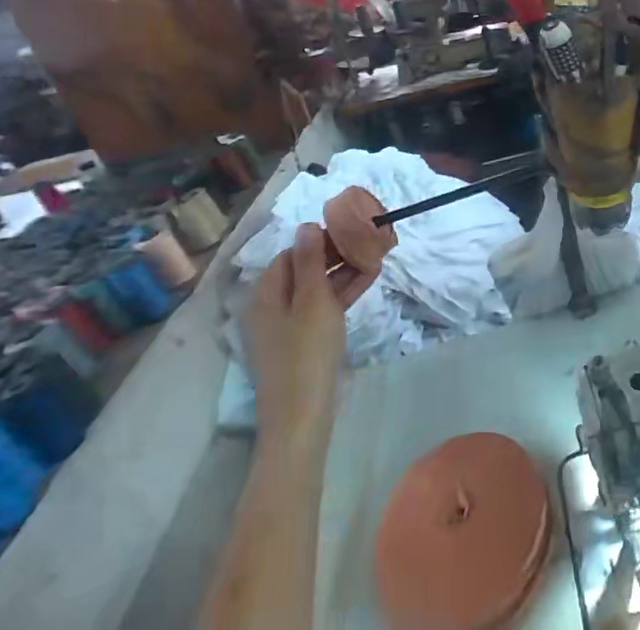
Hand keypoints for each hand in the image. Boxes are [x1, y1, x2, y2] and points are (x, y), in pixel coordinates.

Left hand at [245, 223, 358, 444]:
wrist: (302, 414)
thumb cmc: (307, 352)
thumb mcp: (313, 300)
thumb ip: (311, 262)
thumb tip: (306, 225)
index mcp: (266, 293)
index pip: (292, 253)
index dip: (321, 240)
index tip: (352, 232)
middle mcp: (272, 305)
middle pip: (304, 270)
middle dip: (335, 256)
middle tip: (368, 246)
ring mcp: (287, 325)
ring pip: (316, 289)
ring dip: (343, 274)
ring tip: (374, 261)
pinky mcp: (303, 340)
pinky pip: (321, 308)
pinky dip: (341, 295)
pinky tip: (365, 283)